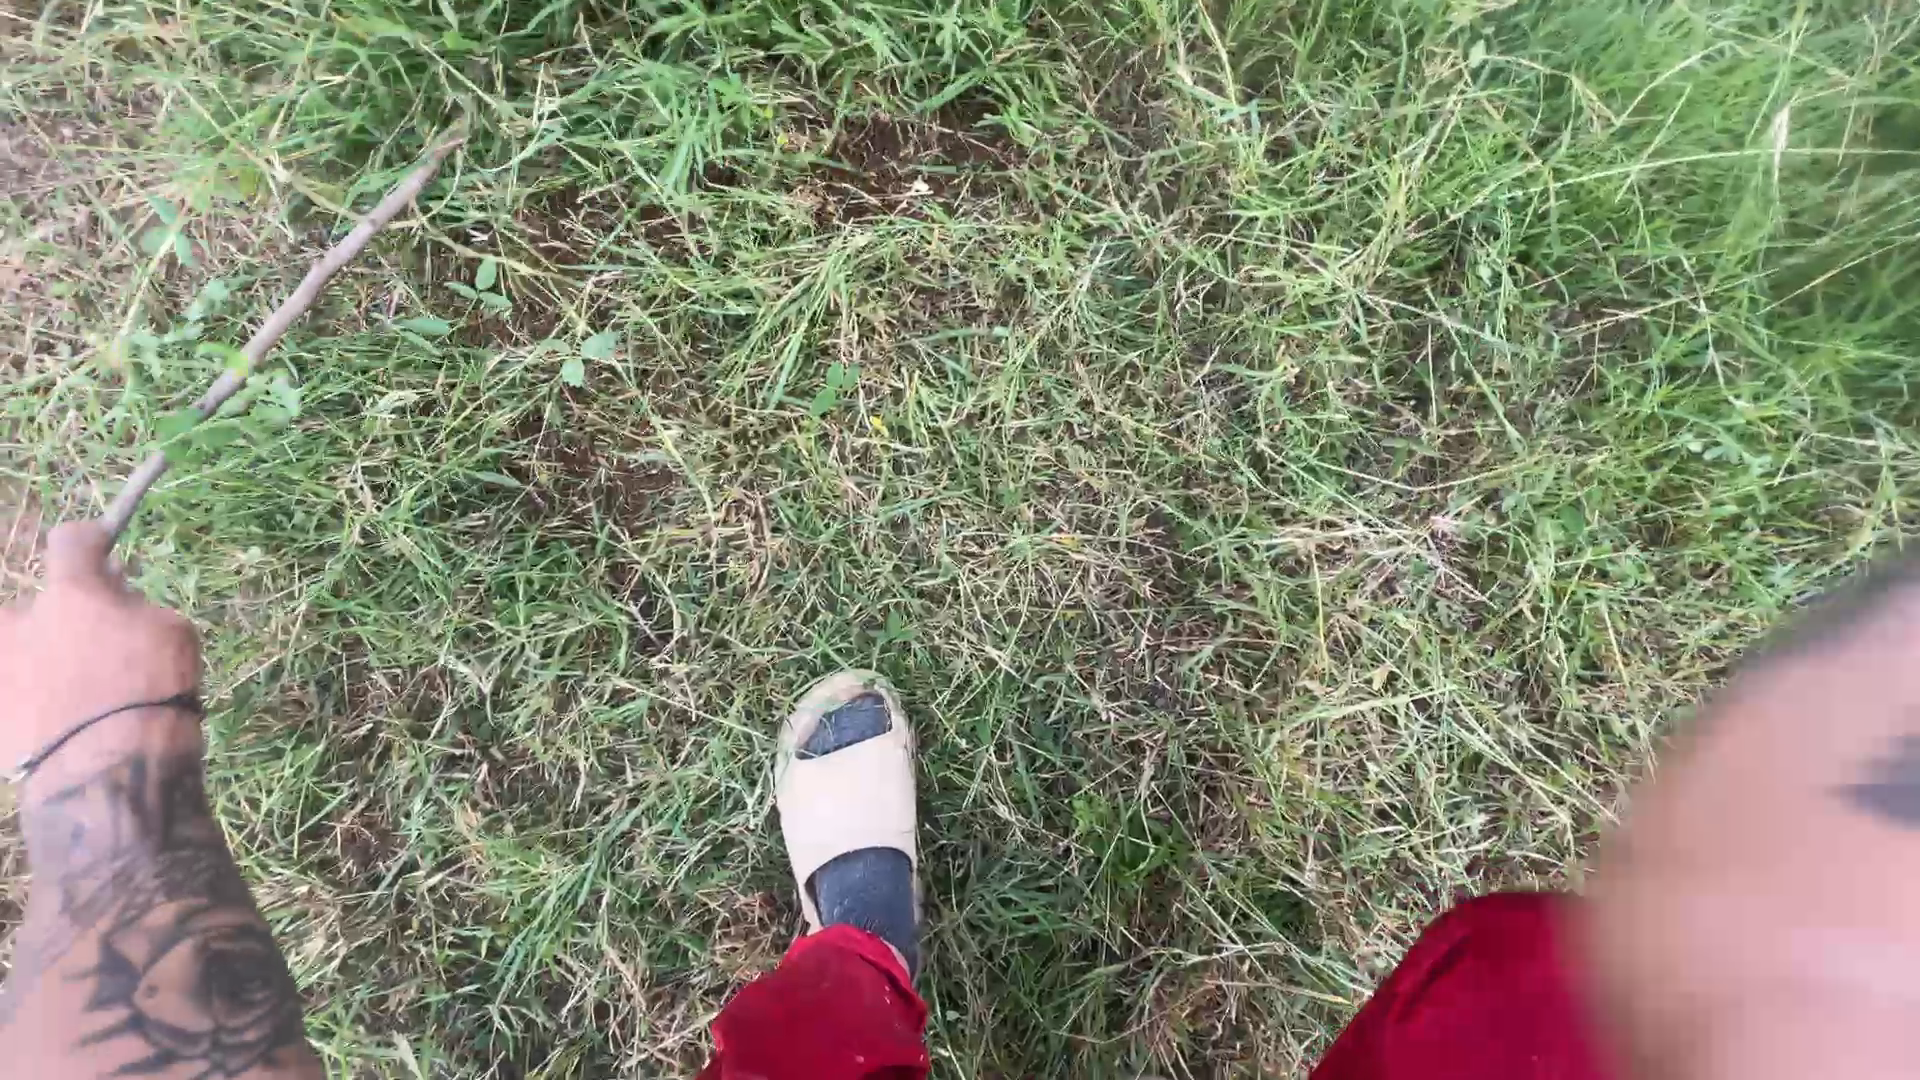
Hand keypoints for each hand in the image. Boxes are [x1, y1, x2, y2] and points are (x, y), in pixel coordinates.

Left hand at [0, 521, 200, 781]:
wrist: (105, 758)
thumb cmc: (155, 682)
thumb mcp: (172, 632)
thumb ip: (134, 606)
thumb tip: (110, 592)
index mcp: (71, 596)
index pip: (71, 541)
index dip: (89, 538)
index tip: (100, 542)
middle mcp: (15, 620)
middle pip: (32, 605)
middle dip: (60, 616)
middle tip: (96, 640)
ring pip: (21, 648)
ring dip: (45, 657)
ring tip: (83, 686)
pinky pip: (16, 685)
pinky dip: (36, 691)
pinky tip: (66, 713)